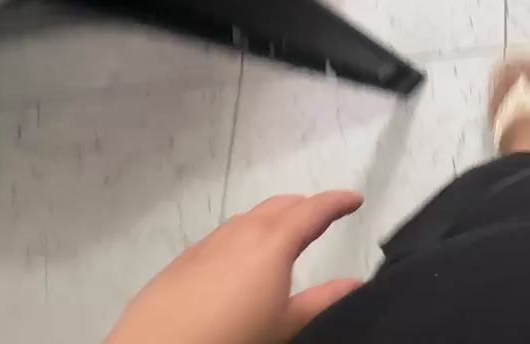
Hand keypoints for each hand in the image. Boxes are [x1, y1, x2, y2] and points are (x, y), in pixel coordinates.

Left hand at [103, 191, 365, 343]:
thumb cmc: (230, 342)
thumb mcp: (284, 328)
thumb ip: (322, 301)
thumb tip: (355, 282)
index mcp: (273, 242)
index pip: (315, 209)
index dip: (339, 201)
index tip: (355, 199)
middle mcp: (240, 234)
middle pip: (279, 206)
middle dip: (303, 207)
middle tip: (320, 219)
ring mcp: (203, 249)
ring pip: (245, 221)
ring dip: (269, 222)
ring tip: (278, 243)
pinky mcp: (174, 269)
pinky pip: (215, 242)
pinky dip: (236, 242)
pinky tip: (231, 270)